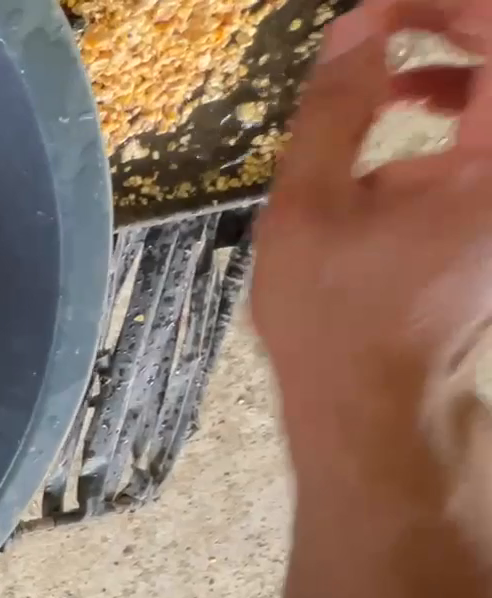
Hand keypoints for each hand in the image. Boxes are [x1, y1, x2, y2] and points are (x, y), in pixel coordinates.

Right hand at [252, 0, 491, 501]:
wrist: (373, 385)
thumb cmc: (332, 308)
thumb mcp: (307, 210)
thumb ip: (334, 114)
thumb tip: (356, 27)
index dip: (442, 4)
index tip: (371, 11)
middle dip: (450, 23)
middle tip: (372, 28)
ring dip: (458, 59)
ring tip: (379, 74)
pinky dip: (465, 99)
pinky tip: (405, 113)